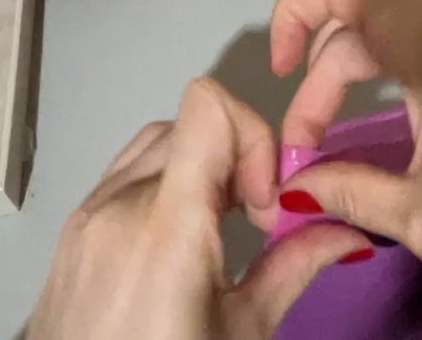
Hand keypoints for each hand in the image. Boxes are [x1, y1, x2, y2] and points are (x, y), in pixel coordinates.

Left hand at [30, 78, 369, 338]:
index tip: (263, 200)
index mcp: (166, 224)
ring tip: (215, 229)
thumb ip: (295, 265)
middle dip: (236, 159)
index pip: (208, 105)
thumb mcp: (243, 337)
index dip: (252, 135)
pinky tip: (175, 241)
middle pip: (194, 123)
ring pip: (160, 139)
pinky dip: (164, 181)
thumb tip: (350, 228)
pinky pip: (127, 170)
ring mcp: (87, 211)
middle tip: (251, 223)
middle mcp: (119, 200)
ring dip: (200, 164)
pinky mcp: (70, 229)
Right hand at [270, 0, 421, 295]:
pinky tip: (407, 63)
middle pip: (362, 14)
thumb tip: (293, 186)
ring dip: (360, 46)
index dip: (294, 14)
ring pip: (396, 5)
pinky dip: (406, 22)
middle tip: (312, 145)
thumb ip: (350, 192)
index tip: (279, 76)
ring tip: (348, 98)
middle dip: (323, 74)